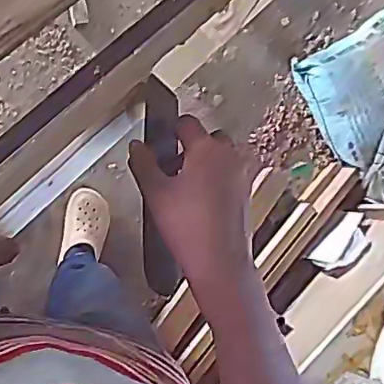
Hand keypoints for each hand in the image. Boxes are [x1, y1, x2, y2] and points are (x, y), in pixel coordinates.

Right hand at [129, 116, 255, 293]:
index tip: (162, 140)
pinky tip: (199, 198)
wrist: (219, 260)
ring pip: (223, 155)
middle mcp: (229, 157)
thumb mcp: (155, 193)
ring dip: (207, 161)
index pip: (187, 123)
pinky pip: (231, 174)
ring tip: (186, 182)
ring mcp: (242, 174)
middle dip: (191, 147)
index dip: (171, 129)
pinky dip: (217, 178)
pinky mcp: (246, 192)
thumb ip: (143, 164)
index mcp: (206, 149)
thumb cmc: (190, 228)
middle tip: (171, 165)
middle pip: (209, 137)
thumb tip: (137, 148)